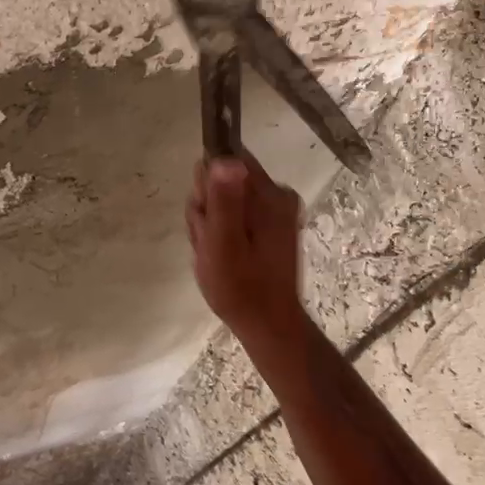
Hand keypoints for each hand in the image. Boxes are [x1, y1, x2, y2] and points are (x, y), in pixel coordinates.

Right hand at [187, 154, 307, 338]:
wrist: (267, 325)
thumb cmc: (242, 287)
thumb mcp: (224, 243)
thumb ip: (223, 200)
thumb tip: (224, 158)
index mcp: (270, 195)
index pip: (226, 159)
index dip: (208, 186)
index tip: (207, 216)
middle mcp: (277, 195)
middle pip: (222, 178)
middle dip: (207, 208)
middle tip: (209, 241)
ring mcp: (274, 210)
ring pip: (223, 197)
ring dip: (210, 223)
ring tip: (214, 253)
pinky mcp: (269, 224)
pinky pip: (232, 213)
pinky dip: (220, 232)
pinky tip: (221, 255)